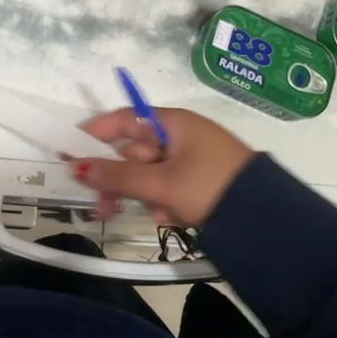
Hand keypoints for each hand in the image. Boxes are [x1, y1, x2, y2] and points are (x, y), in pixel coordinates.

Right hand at [69, 107, 253, 226]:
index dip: (95, 135)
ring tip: (160, 214)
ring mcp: (191, 158)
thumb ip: (118, 177)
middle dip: (120, 181)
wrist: (265, 217)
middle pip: (133, 153)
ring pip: (149, 175)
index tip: (70, 154)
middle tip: (101, 209)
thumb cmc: (210, 186)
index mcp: (172, 122)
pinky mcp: (201, 180)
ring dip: (146, 196)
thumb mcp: (161, 183)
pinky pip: (168, 187)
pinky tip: (176, 217)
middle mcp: (180, 134)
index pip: (123, 120)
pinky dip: (166, 202)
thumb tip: (78, 167)